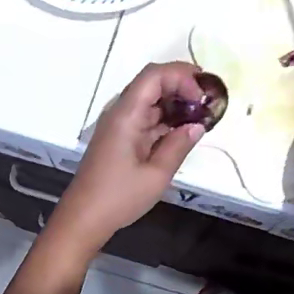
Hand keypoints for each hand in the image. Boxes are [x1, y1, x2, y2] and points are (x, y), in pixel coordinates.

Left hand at [51, 62, 205, 249]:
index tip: (203, 94)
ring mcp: (119, 126)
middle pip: (151, 84)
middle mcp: (120, 113)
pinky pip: (145, 119)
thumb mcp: (156, 174)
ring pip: (149, 101)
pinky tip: (183, 131)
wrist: (84, 218)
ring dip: (175, 103)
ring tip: (201, 115)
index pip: (154, 76)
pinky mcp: (120, 139)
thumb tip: (198, 126)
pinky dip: (165, 120)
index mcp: (126, 115)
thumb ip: (178, 146)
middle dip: (181, 85)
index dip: (181, 76)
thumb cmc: (119, 197)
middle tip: (208, 100)